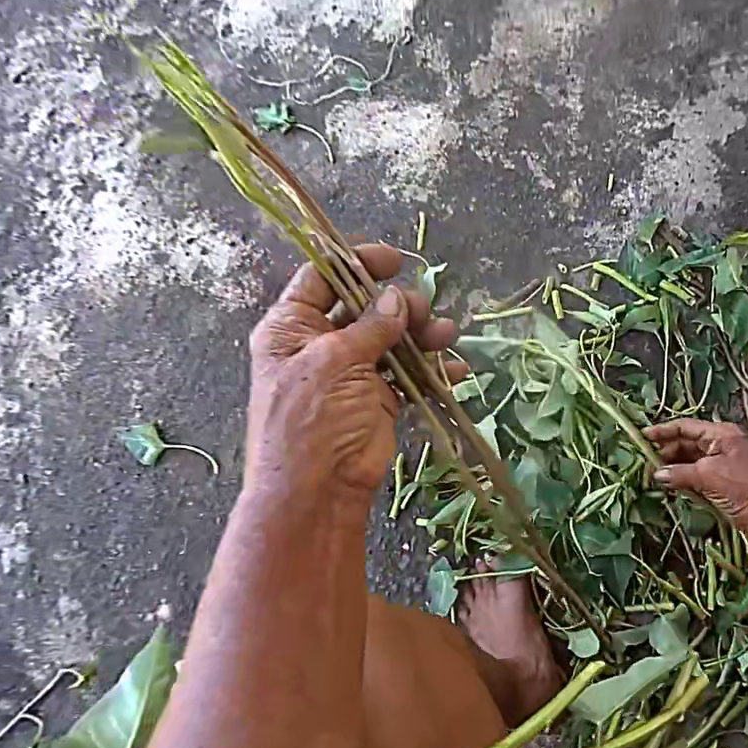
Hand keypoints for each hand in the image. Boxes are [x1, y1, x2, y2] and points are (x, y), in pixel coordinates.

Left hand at [244, 243, 463, 503]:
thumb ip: (369, 327)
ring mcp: (354, 372)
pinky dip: (432, 370)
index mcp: (294, 327)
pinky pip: (410, 374)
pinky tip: (453, 369)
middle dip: (399, 305)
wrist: (321, 488)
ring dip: (422, 335)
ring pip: (394, 339)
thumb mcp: (335, 362)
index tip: (394, 260)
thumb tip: (396, 299)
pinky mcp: (380, 398)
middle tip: (422, 311)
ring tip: (444, 336)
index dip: (356, 263)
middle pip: (366, 307)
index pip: (323, 278)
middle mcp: (323, 344)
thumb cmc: (313, 419)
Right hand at [644, 419, 747, 534]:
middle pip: (684, 442)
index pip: (685, 427)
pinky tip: (666, 483)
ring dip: (670, 466)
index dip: (662, 431)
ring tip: (651, 474)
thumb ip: (679, 472)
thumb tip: (657, 475)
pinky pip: (692, 474)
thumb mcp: (708, 475)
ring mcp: (718, 462)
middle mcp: (719, 444)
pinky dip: (679, 477)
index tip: (642, 436)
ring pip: (686, 459)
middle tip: (643, 461)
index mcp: (721, 434)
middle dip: (664, 451)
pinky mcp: (716, 480)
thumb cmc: (742, 489)